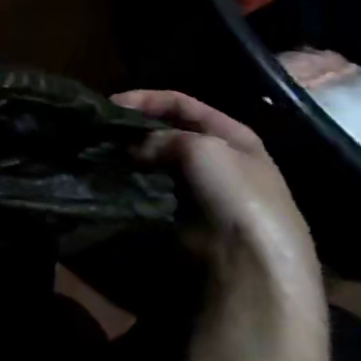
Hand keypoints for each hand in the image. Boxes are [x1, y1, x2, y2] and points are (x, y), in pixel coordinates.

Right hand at [116, 90, 320, 306]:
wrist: (254, 263)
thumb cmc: (237, 195)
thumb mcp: (202, 148)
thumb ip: (162, 136)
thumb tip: (134, 145)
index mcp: (235, 135)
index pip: (182, 102)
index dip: (146, 98)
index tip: (110, 105)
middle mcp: (222, 158)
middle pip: (170, 131)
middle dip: (138, 129)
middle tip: (105, 133)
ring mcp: (206, 189)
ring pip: (161, 161)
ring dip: (135, 157)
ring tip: (107, 156)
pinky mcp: (191, 216)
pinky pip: (158, 189)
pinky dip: (139, 183)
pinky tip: (120, 181)